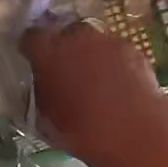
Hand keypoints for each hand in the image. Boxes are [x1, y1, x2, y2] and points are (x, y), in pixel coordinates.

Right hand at [22, 20, 167, 166]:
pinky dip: (112, 62)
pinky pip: (113, 51)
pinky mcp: (132, 48)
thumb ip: (38, 95)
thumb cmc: (83, 132)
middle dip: (62, 49)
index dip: (30, 50)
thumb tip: (38, 88)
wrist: (137, 133)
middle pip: (63, 34)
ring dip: (88, 55)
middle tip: (65, 73)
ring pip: (91, 42)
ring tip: (94, 82)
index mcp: (48, 52)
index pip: (30, 37)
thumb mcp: (46, 120)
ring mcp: (106, 40)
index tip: (32, 63)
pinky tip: (117, 85)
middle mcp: (75, 37)